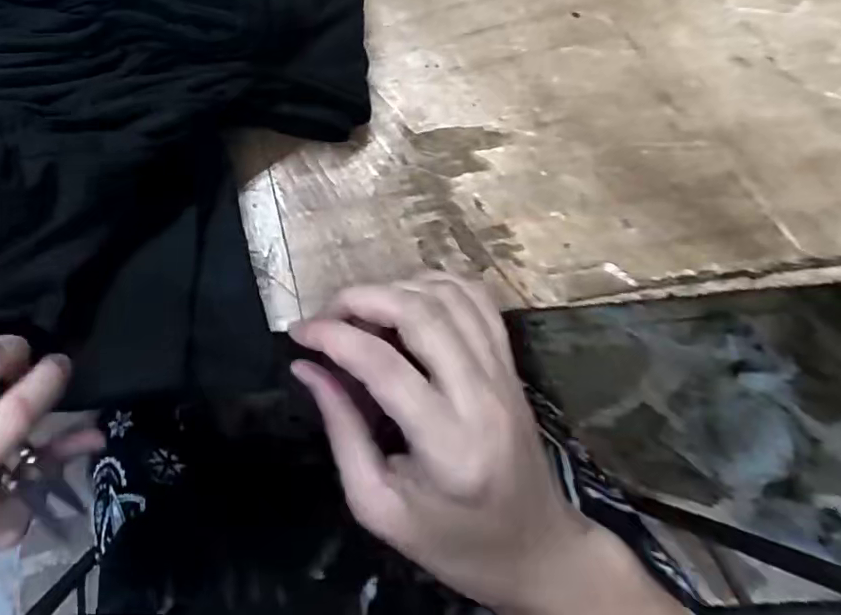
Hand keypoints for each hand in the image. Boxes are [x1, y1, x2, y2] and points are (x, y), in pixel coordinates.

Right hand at [288, 274, 682, 614]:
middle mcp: (483, 400)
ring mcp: (504, 376)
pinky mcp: (511, 365)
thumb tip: (304, 365)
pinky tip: (402, 303)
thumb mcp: (377, 505)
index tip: (297, 335)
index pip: (381, 363)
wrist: (543, 556)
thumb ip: (339, 429)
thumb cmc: (453, 541)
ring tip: (361, 314)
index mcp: (449, 447)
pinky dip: (430, 284)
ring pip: (446, 295)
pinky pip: (473, 298)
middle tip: (326, 319)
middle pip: (418, 311)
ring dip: (391, 288)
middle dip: (358, 298)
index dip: (329, 335)